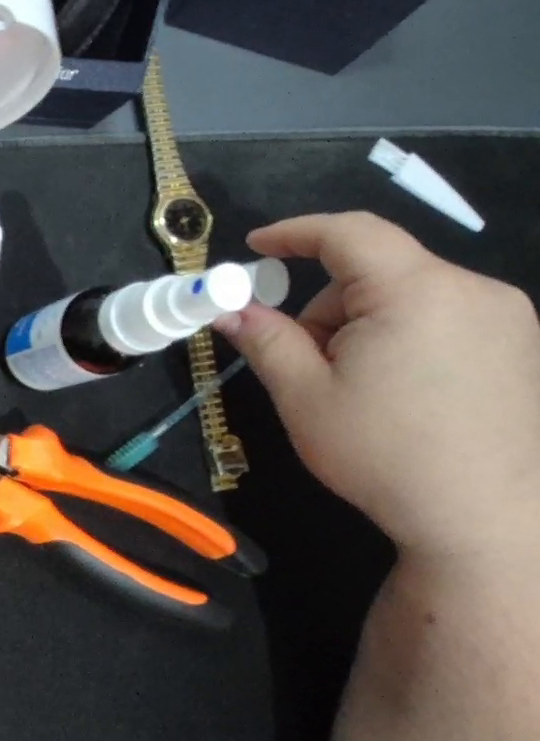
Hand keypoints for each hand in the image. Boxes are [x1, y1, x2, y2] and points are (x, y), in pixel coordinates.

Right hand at [214, 212, 539, 554]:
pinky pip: (437, 315)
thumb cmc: (378, 448)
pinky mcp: (513, 341)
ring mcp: (501, 314)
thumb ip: (264, 338)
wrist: (479, 508)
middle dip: (324, 305)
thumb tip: (228, 308)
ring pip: (404, 295)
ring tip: (347, 384)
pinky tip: (389, 386)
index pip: (351, 233)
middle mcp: (470, 289)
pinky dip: (396, 334)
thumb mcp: (301, 393)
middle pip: (376, 270)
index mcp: (416, 293)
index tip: (253, 247)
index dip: (296, 232)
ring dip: (359, 323)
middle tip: (298, 360)